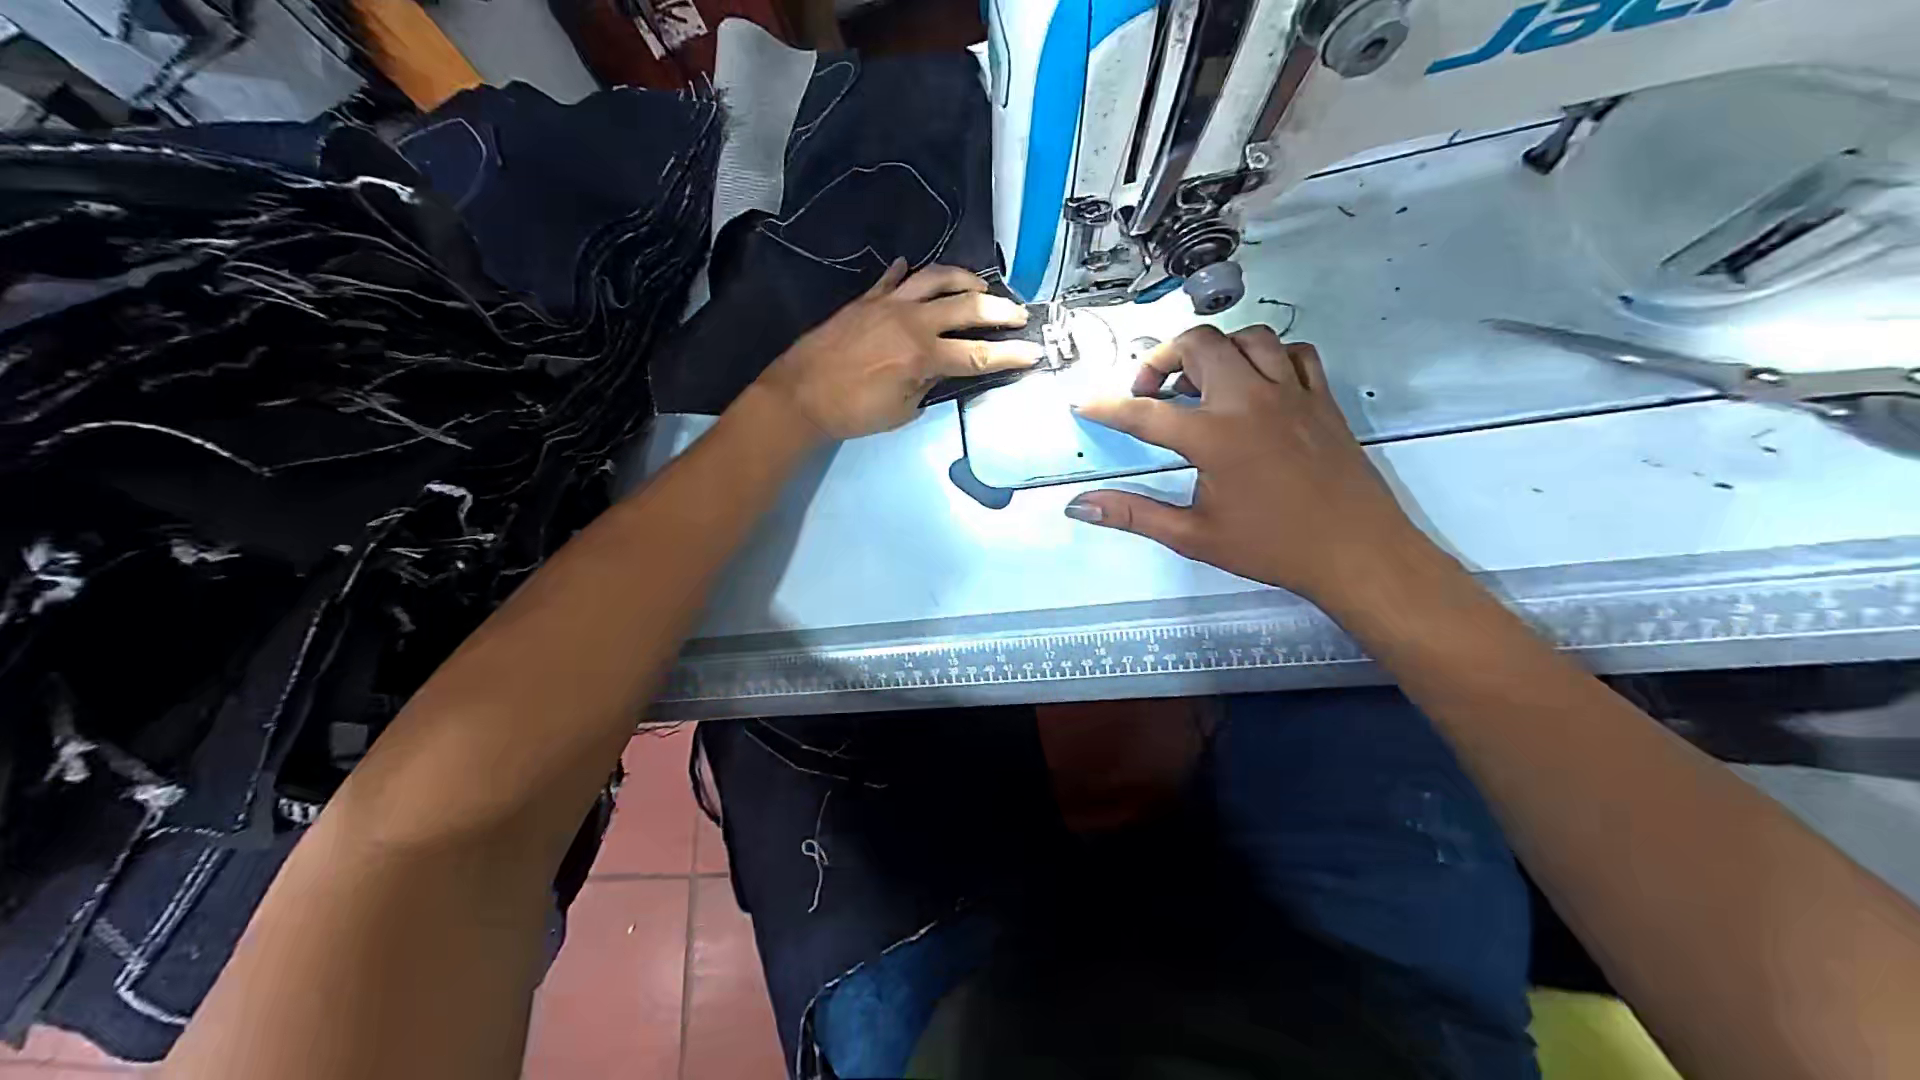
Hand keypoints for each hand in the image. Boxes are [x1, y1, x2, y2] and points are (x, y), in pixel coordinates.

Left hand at [756, 260, 1042, 439]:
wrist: (800, 394)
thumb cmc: (853, 412)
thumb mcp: (901, 410)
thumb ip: (928, 386)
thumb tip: (942, 369)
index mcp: (924, 355)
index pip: (979, 354)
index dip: (1011, 355)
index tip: (1034, 353)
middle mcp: (912, 321)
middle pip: (967, 306)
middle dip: (1000, 310)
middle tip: (1018, 314)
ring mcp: (888, 304)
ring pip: (935, 277)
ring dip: (963, 278)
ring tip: (979, 286)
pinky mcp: (866, 300)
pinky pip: (893, 278)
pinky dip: (908, 273)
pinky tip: (914, 269)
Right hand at [1066, 325, 1431, 603]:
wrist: (1356, 552)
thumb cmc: (1271, 547)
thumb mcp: (1193, 536)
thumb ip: (1134, 514)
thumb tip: (1080, 506)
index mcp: (1214, 436)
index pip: (1145, 413)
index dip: (1107, 407)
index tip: (1084, 404)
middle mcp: (1251, 400)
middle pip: (1198, 345)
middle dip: (1162, 360)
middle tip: (1150, 393)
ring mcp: (1292, 392)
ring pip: (1247, 338)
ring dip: (1214, 352)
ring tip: (1200, 385)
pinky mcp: (1321, 397)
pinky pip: (1293, 353)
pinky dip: (1267, 357)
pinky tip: (1255, 385)